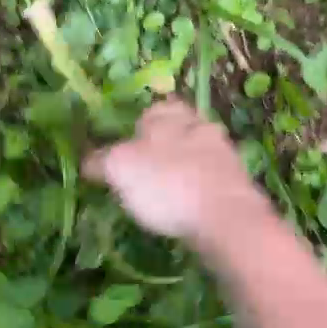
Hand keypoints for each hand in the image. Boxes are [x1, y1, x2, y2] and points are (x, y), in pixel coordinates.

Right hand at [84, 98, 268, 243]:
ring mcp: (224, 154)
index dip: (138, 126)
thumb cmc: (166, 182)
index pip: (152, 109)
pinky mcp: (239, 184)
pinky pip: (213, 179)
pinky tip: (190, 207)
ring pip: (198, 153)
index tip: (127, 145)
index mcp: (168, 114)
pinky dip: (201, 189)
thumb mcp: (118, 169)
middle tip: (146, 167)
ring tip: (167, 192)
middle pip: (178, 128)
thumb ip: (99, 161)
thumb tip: (87, 161)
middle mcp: (198, 125)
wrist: (228, 218)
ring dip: (186, 166)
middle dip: (165, 144)